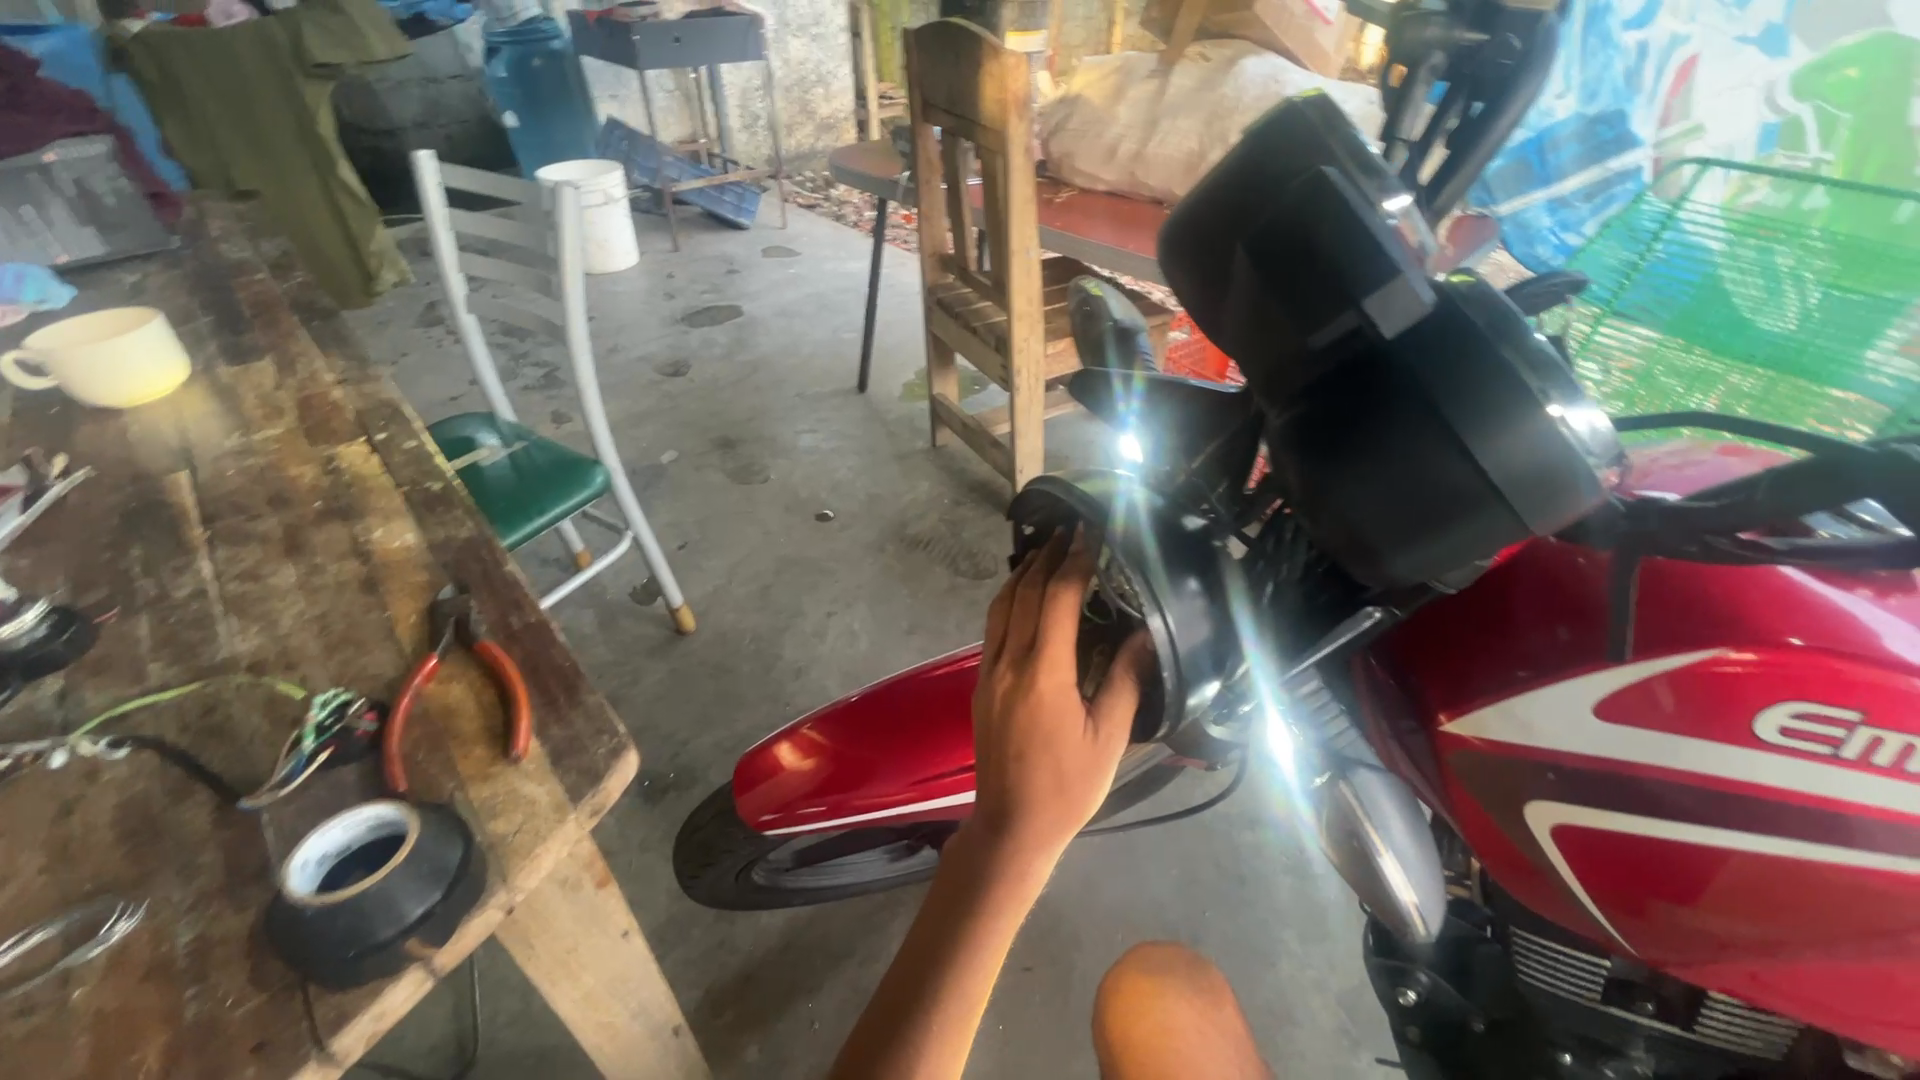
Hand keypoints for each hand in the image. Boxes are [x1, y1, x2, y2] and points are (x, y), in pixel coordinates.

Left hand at [968, 526, 1151, 858]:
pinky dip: (1009, 601)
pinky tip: (1024, 598)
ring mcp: (988, 672)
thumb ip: (1127, 680)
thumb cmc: (1068, 786)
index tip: (1089, 532)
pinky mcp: (980, 685)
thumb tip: (1145, 634)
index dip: (1075, 561)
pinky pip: (993, 628)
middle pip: (1022, 592)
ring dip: (1021, 574)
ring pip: (1000, 606)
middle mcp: (1009, 663)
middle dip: (1046, 556)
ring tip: (1045, 552)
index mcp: (1044, 673)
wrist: (1012, 825)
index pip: (1057, 599)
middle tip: (1069, 530)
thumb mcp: (1109, 738)